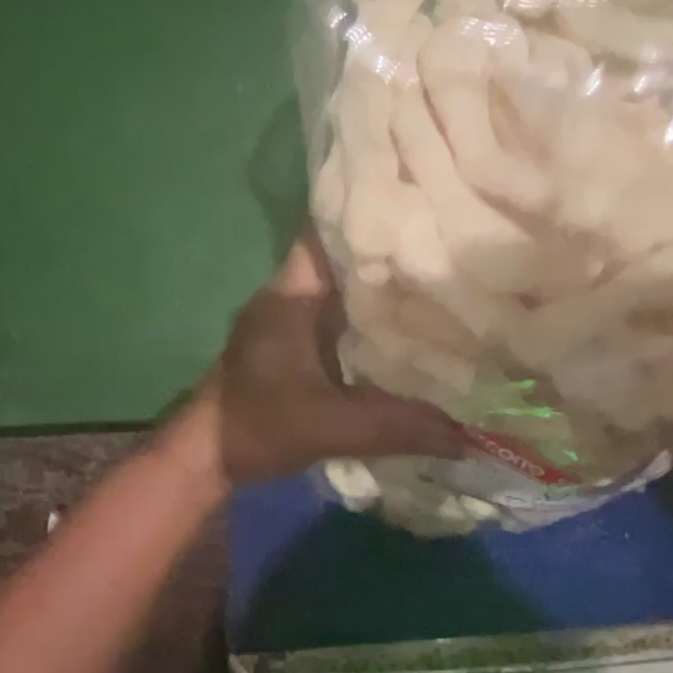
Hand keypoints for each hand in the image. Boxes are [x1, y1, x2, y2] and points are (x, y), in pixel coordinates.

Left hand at [168, 234, 464, 488]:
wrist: (206, 459)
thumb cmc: (256, 427)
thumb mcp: (327, 426)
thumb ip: (394, 427)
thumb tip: (466, 436)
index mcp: (291, 294)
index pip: (334, 232)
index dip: (377, 217)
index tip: (429, 214)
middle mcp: (292, 296)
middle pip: (349, 260)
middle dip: (397, 257)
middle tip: (457, 253)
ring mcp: (294, 321)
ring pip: (349, 293)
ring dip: (388, 293)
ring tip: (448, 287)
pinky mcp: (299, 347)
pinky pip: (345, 322)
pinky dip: (375, 325)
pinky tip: (414, 335)